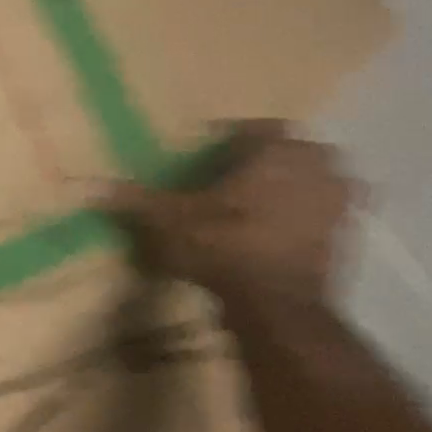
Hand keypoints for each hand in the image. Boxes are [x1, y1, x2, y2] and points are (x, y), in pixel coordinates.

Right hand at [104, 120, 358, 312]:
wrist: (277, 304)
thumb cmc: (222, 246)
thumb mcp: (165, 221)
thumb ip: (131, 199)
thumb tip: (83, 185)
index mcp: (280, 152)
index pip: (256, 128)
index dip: (227, 137)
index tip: (203, 153)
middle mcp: (321, 167)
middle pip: (290, 151)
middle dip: (264, 160)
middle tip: (229, 177)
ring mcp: (343, 201)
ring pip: (313, 180)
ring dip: (287, 187)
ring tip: (251, 205)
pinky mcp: (349, 235)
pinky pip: (321, 212)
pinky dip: (300, 216)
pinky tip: (269, 233)